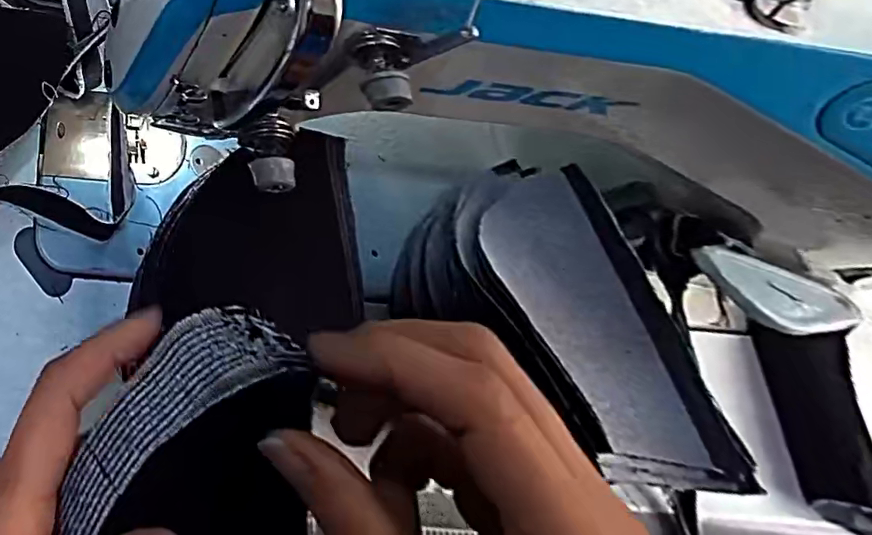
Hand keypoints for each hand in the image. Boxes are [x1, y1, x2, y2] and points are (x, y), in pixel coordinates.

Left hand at [0, 308, 162, 534]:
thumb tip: (162, 527)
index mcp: (5, 489)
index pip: (59, 387)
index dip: (108, 344)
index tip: (153, 321)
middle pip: (65, 426)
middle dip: (119, 417)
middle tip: (171, 418)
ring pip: (51, 465)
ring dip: (98, 465)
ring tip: (145, 473)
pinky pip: (33, 493)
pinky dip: (71, 493)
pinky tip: (96, 515)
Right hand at [259, 321, 641, 534]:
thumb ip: (349, 519)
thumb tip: (283, 442)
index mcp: (572, 529)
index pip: (477, 392)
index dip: (390, 357)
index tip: (323, 354)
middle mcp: (589, 502)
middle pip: (482, 366)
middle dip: (391, 360)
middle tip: (329, 380)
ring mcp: (578, 502)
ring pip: (481, 394)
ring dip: (403, 402)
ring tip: (354, 446)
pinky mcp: (558, 511)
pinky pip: (484, 438)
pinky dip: (426, 441)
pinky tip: (394, 484)